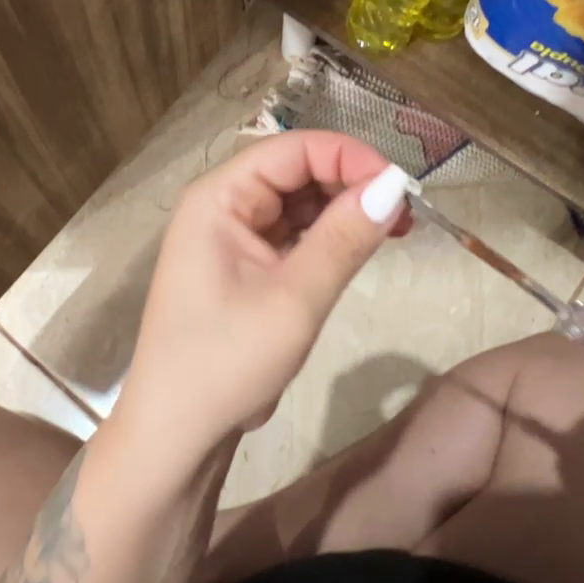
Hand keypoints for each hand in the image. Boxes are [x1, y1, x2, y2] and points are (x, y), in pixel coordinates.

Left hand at [116, 131, 413, 458]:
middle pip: (296, 171)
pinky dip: (328, 237)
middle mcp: (222, 205)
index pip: (293, 150)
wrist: (177, 432)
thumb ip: (344, 239)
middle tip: (406, 214)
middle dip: (351, 183)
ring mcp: (231, 236)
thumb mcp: (294, 300)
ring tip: (395, 230)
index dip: (351, 157)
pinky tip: (362, 246)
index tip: (402, 187)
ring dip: (344, 210)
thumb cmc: (226, 363)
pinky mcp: (244, 265)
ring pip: (298, 202)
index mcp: (218, 198)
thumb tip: (394, 186)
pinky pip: (292, 234)